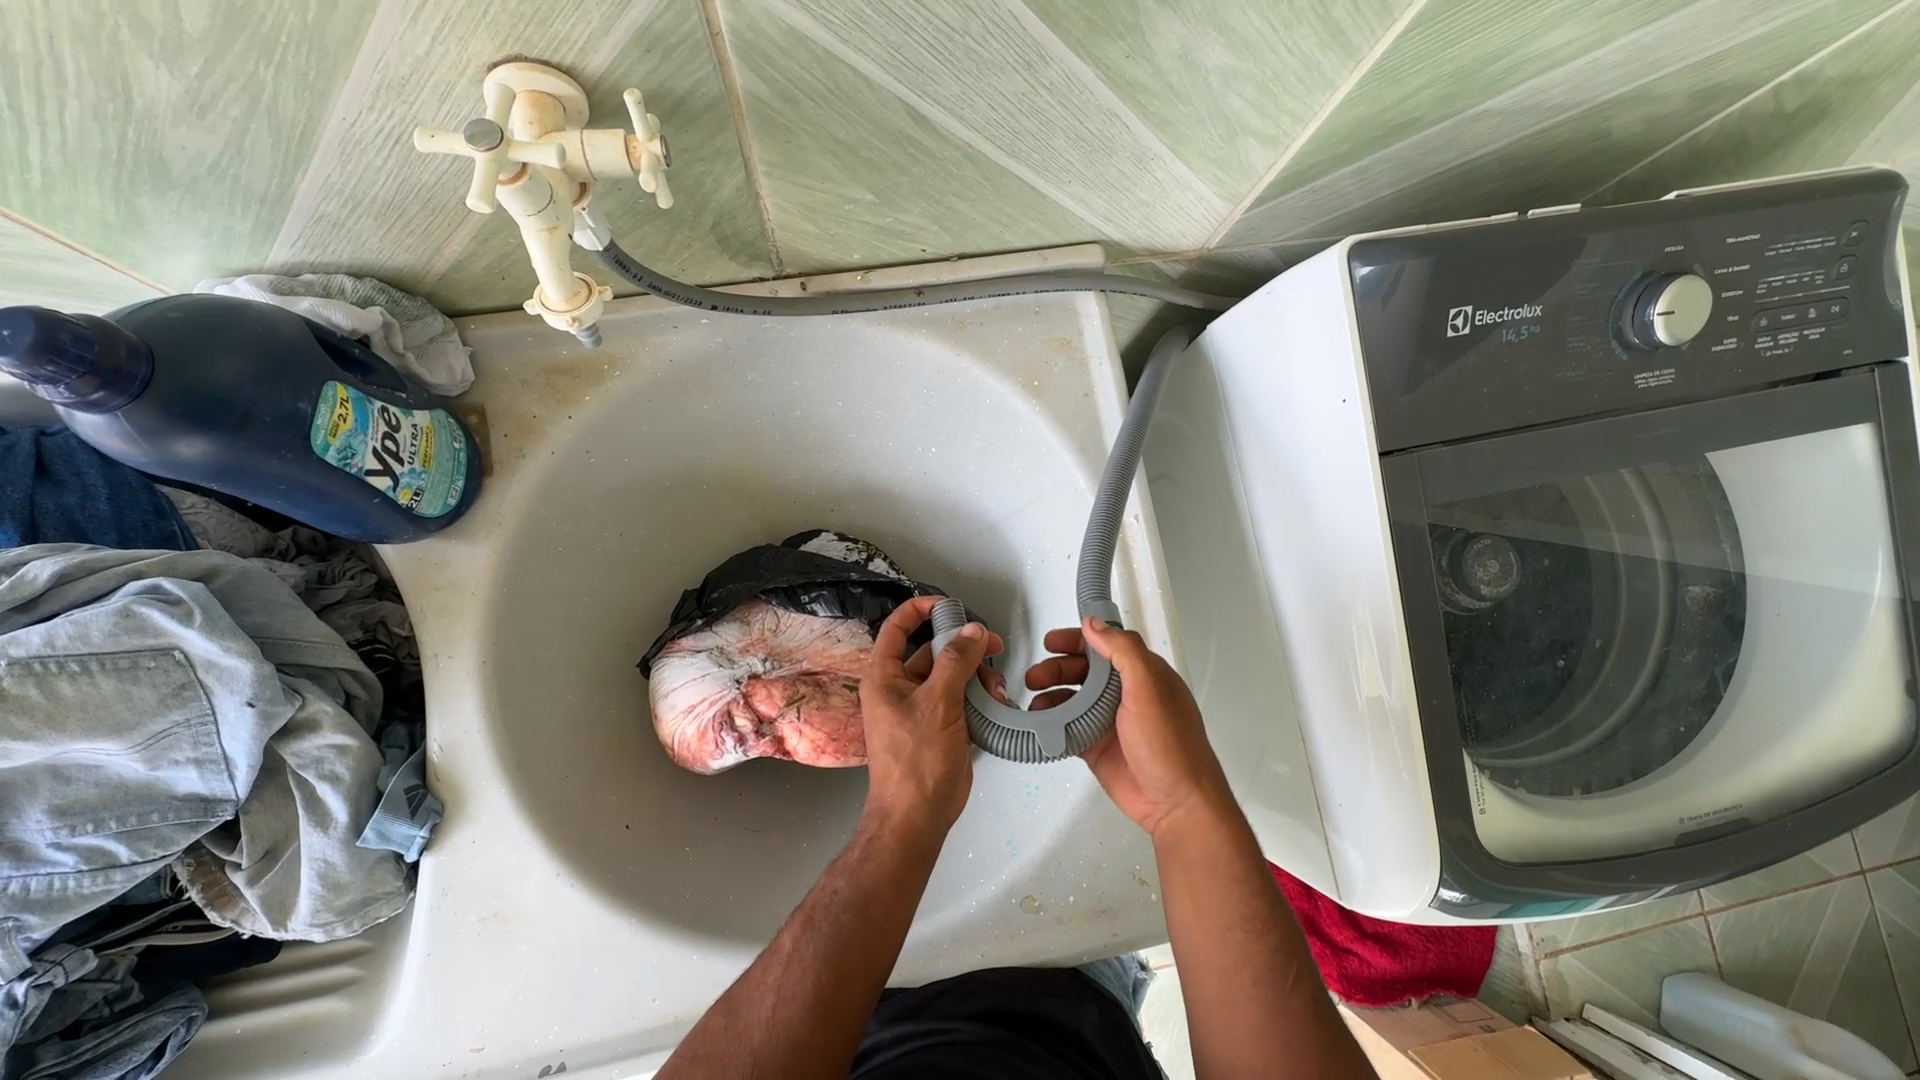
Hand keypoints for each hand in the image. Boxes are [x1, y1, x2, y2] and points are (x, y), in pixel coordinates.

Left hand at [861, 596, 1000, 835]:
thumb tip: (974, 630)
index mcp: (884, 676)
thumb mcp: (937, 703)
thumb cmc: (917, 758)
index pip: (897, 627)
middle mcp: (900, 687)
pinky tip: (998, 703)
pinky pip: (961, 698)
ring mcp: (921, 707)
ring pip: (952, 674)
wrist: (917, 816)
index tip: (952, 605)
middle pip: (933, 650)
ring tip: (997, 687)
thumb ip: (955, 662)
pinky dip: (979, 696)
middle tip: (995, 646)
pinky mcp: (941, 725)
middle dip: (964, 647)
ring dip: (977, 674)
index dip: (921, 609)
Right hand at [1024, 617, 1230, 839]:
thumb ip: (1122, 651)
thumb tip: (1093, 623)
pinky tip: (1037, 721)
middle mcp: (1125, 693)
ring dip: (1050, 694)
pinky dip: (1050, 721)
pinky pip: (1067, 726)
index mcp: (1143, 674)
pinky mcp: (1096, 745)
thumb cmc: (1169, 743)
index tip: (1051, 642)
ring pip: (1072, 698)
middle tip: (1033, 677)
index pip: (1106, 645)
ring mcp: (1109, 720)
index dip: (1078, 640)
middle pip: (1083, 671)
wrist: (1176, 804)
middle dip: (1057, 669)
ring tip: (1031, 700)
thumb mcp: (1149, 688)